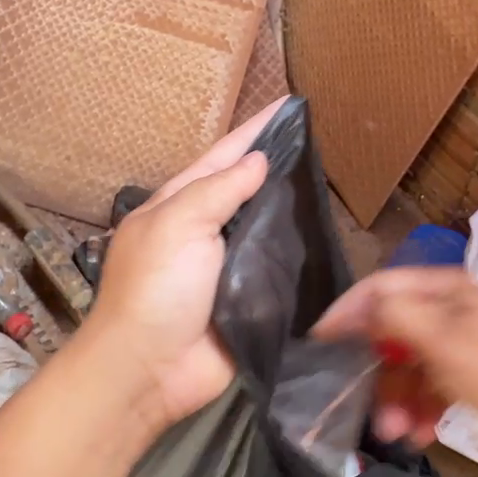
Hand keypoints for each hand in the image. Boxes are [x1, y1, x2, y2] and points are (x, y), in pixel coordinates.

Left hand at [80, 98, 289, 429]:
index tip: (289, 105)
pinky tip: (322, 236)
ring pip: (264, 225)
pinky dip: (295, 250)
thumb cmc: (156, 288)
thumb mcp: (180, 225)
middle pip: (246, 187)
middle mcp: (204, 229)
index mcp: (179, 203)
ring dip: (290, 205)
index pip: (224, 155)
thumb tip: (258, 161)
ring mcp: (225, 265)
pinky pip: (275, 267)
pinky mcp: (246, 298)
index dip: (255, 130)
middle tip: (321, 141)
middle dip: (276, 163)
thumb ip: (220, 190)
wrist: (148, 370)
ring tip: (329, 181)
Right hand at [312, 267, 477, 447]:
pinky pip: (436, 383)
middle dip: (378, 371)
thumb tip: (363, 305)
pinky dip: (423, 405)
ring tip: (397, 434)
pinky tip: (421, 434)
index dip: (347, 310)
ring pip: (414, 362)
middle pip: (395, 331)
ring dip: (399, 397)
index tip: (319, 340)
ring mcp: (466, 339)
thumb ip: (398, 319)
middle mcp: (452, 308)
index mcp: (445, 290)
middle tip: (366, 409)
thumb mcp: (445, 343)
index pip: (381, 288)